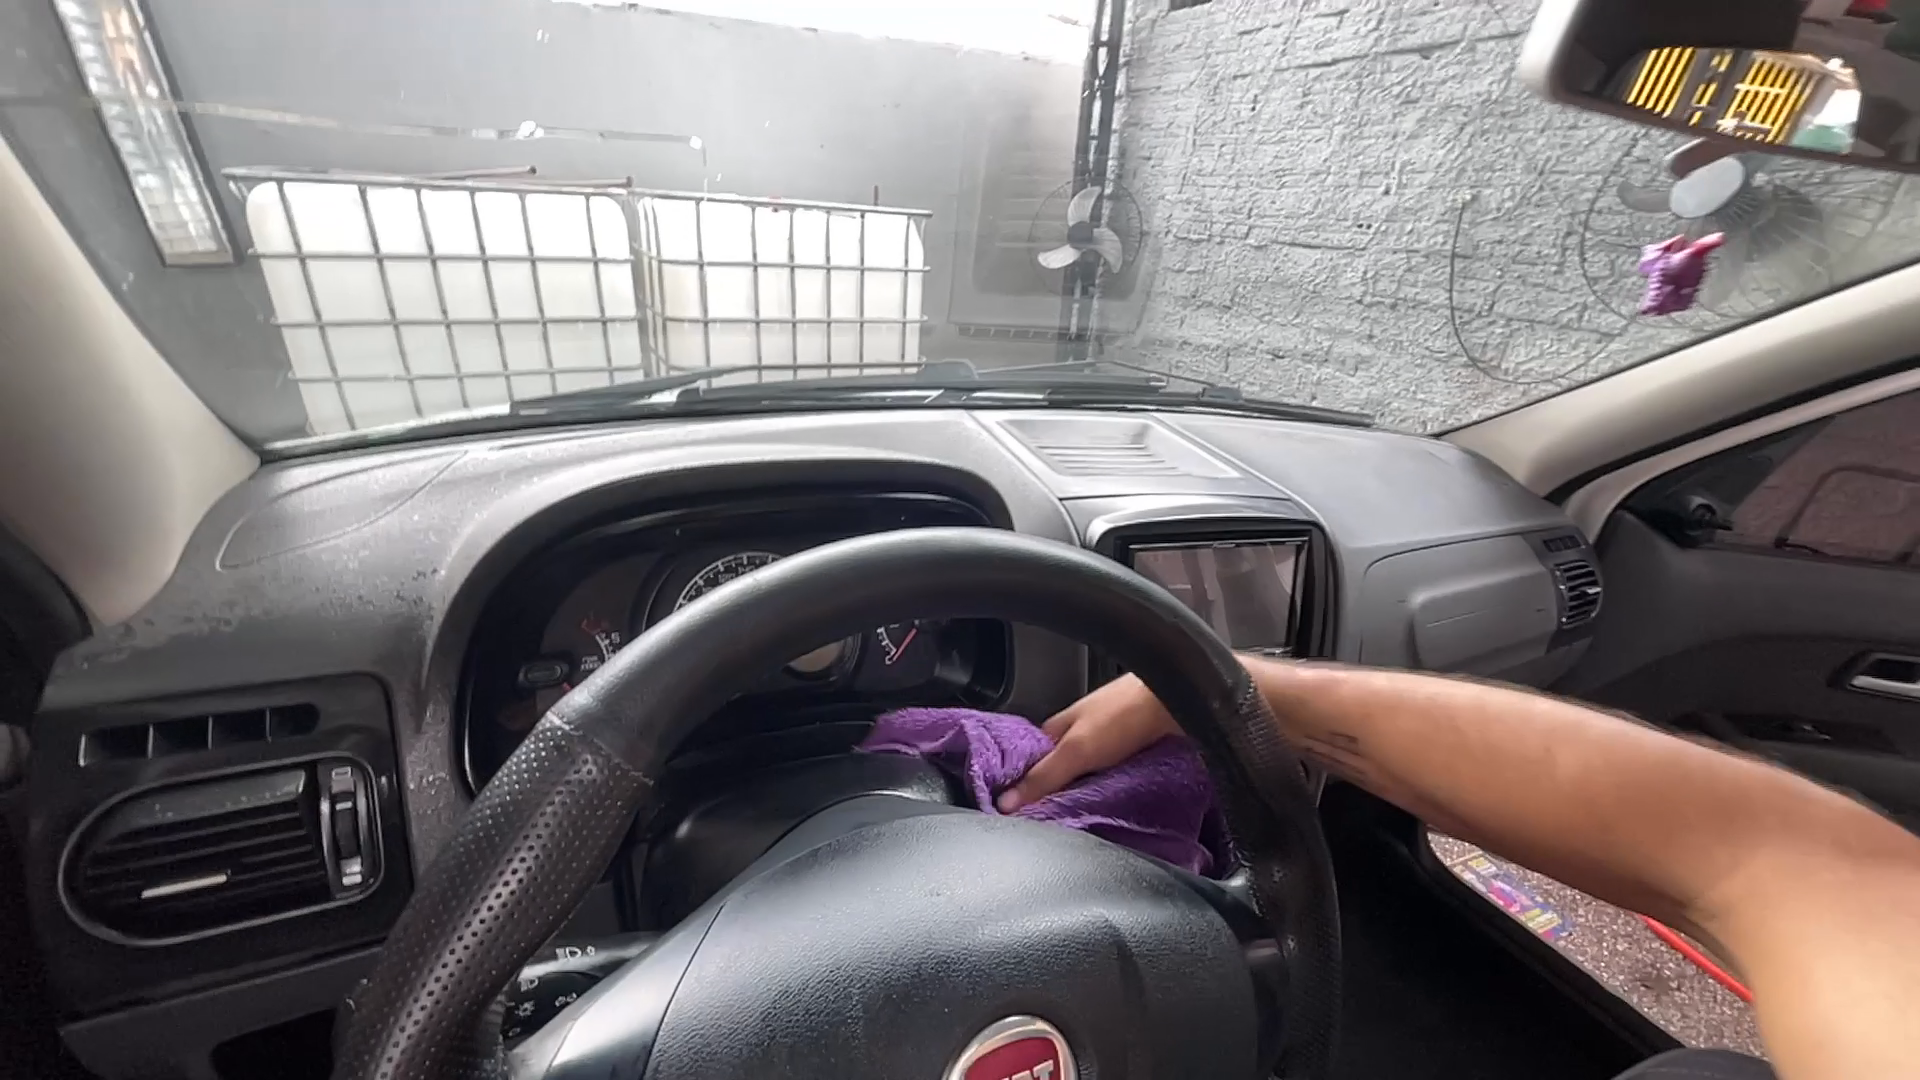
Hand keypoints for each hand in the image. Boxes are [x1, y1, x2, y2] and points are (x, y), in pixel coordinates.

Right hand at [996, 674, 1180, 811]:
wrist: (1176, 701)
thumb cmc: (1124, 716)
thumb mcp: (1076, 752)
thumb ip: (1043, 777)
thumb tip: (1005, 803)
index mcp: (1056, 728)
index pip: (1030, 762)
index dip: (1022, 788)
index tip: (1018, 817)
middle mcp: (1078, 732)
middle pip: (1059, 770)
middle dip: (1055, 795)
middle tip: (1053, 827)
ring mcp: (1106, 740)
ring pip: (1086, 774)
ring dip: (1084, 794)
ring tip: (1082, 822)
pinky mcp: (1131, 750)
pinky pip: (1111, 776)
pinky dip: (1109, 789)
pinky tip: (1112, 804)